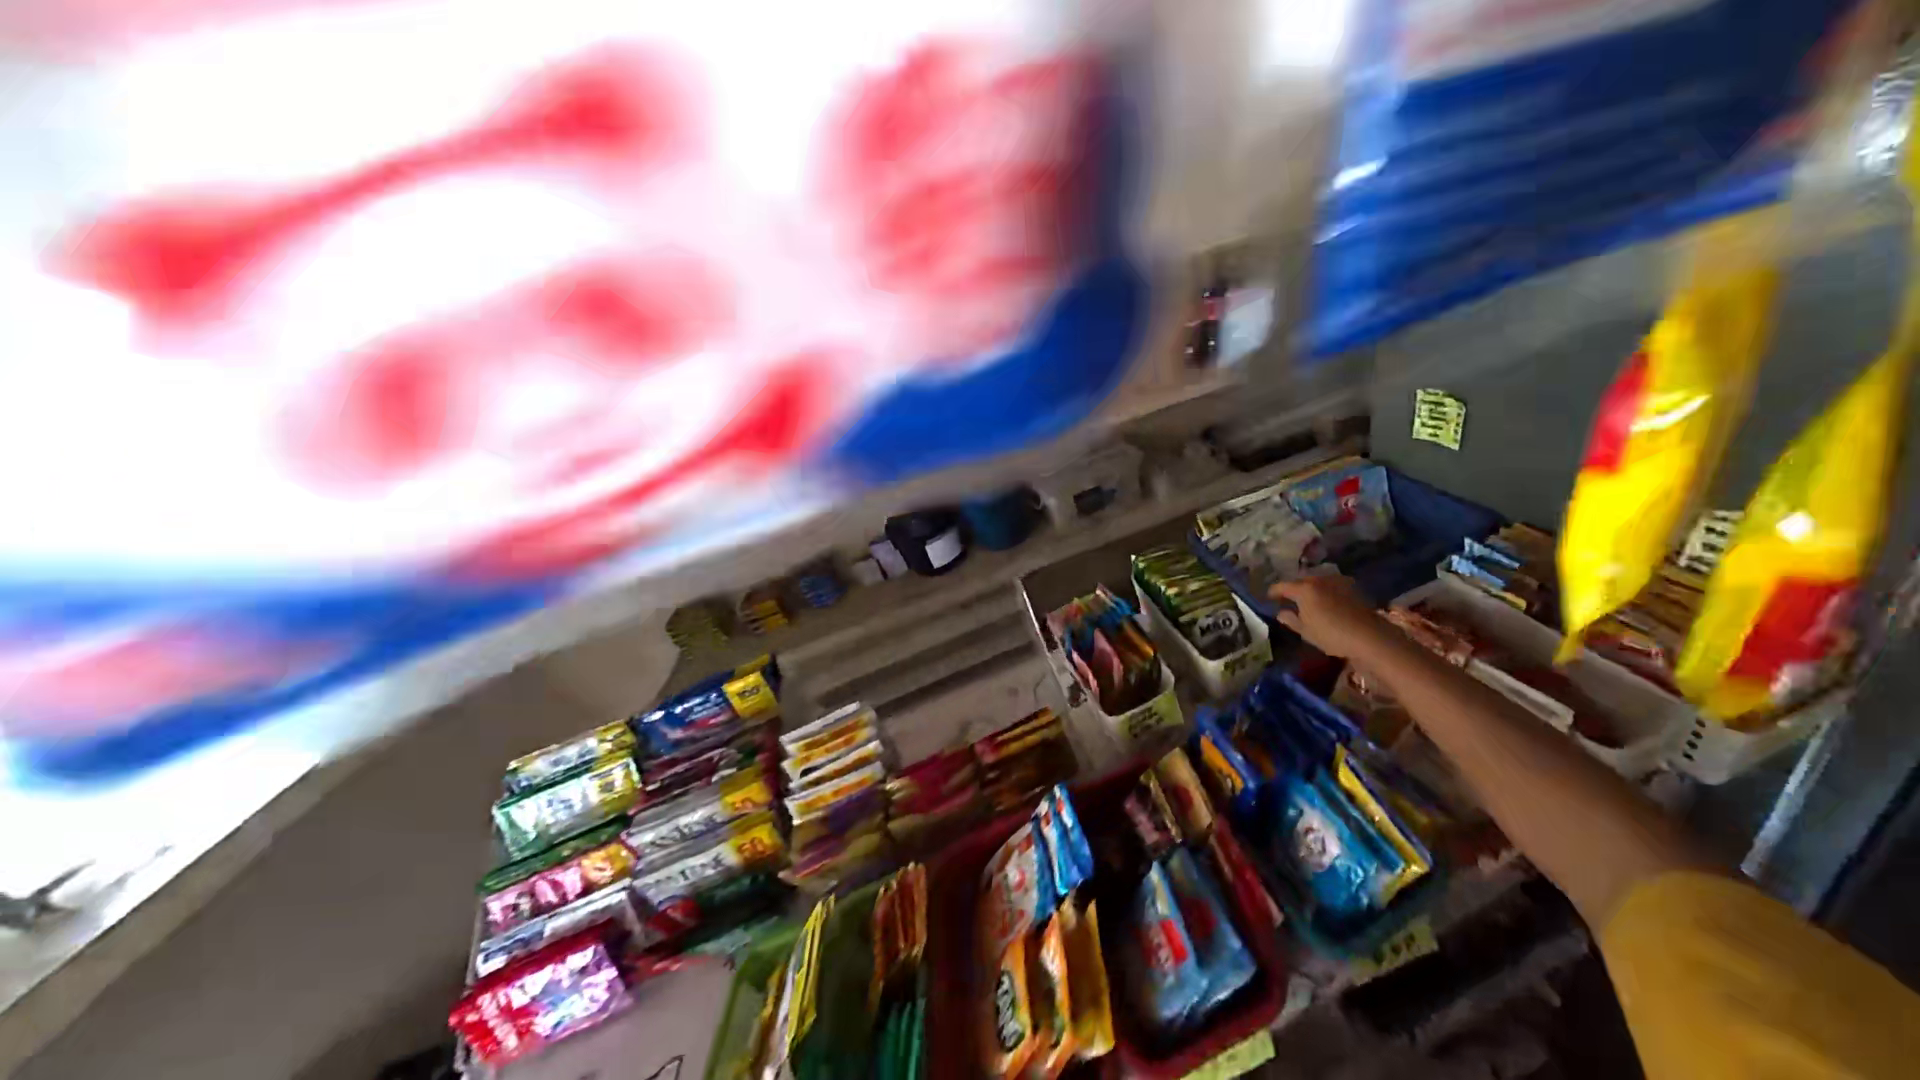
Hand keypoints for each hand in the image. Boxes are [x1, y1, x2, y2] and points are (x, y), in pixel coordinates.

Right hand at [1268, 574, 1386, 658]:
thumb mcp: (1305, 631)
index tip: (1268, 599)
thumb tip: (1281, 612)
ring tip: (1307, 601)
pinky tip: (1326, 603)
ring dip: (1310, 589)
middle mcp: (1319, 580)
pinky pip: (1331, 586)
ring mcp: (1337, 581)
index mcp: (1303, 589)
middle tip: (1288, 600)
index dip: (1273, 593)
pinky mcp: (1352, 587)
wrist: (1370, 636)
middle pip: (1300, 581)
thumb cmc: (1331, 635)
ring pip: (1317, 582)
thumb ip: (1290, 619)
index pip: (1281, 586)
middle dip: (1293, 589)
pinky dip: (1325, 592)